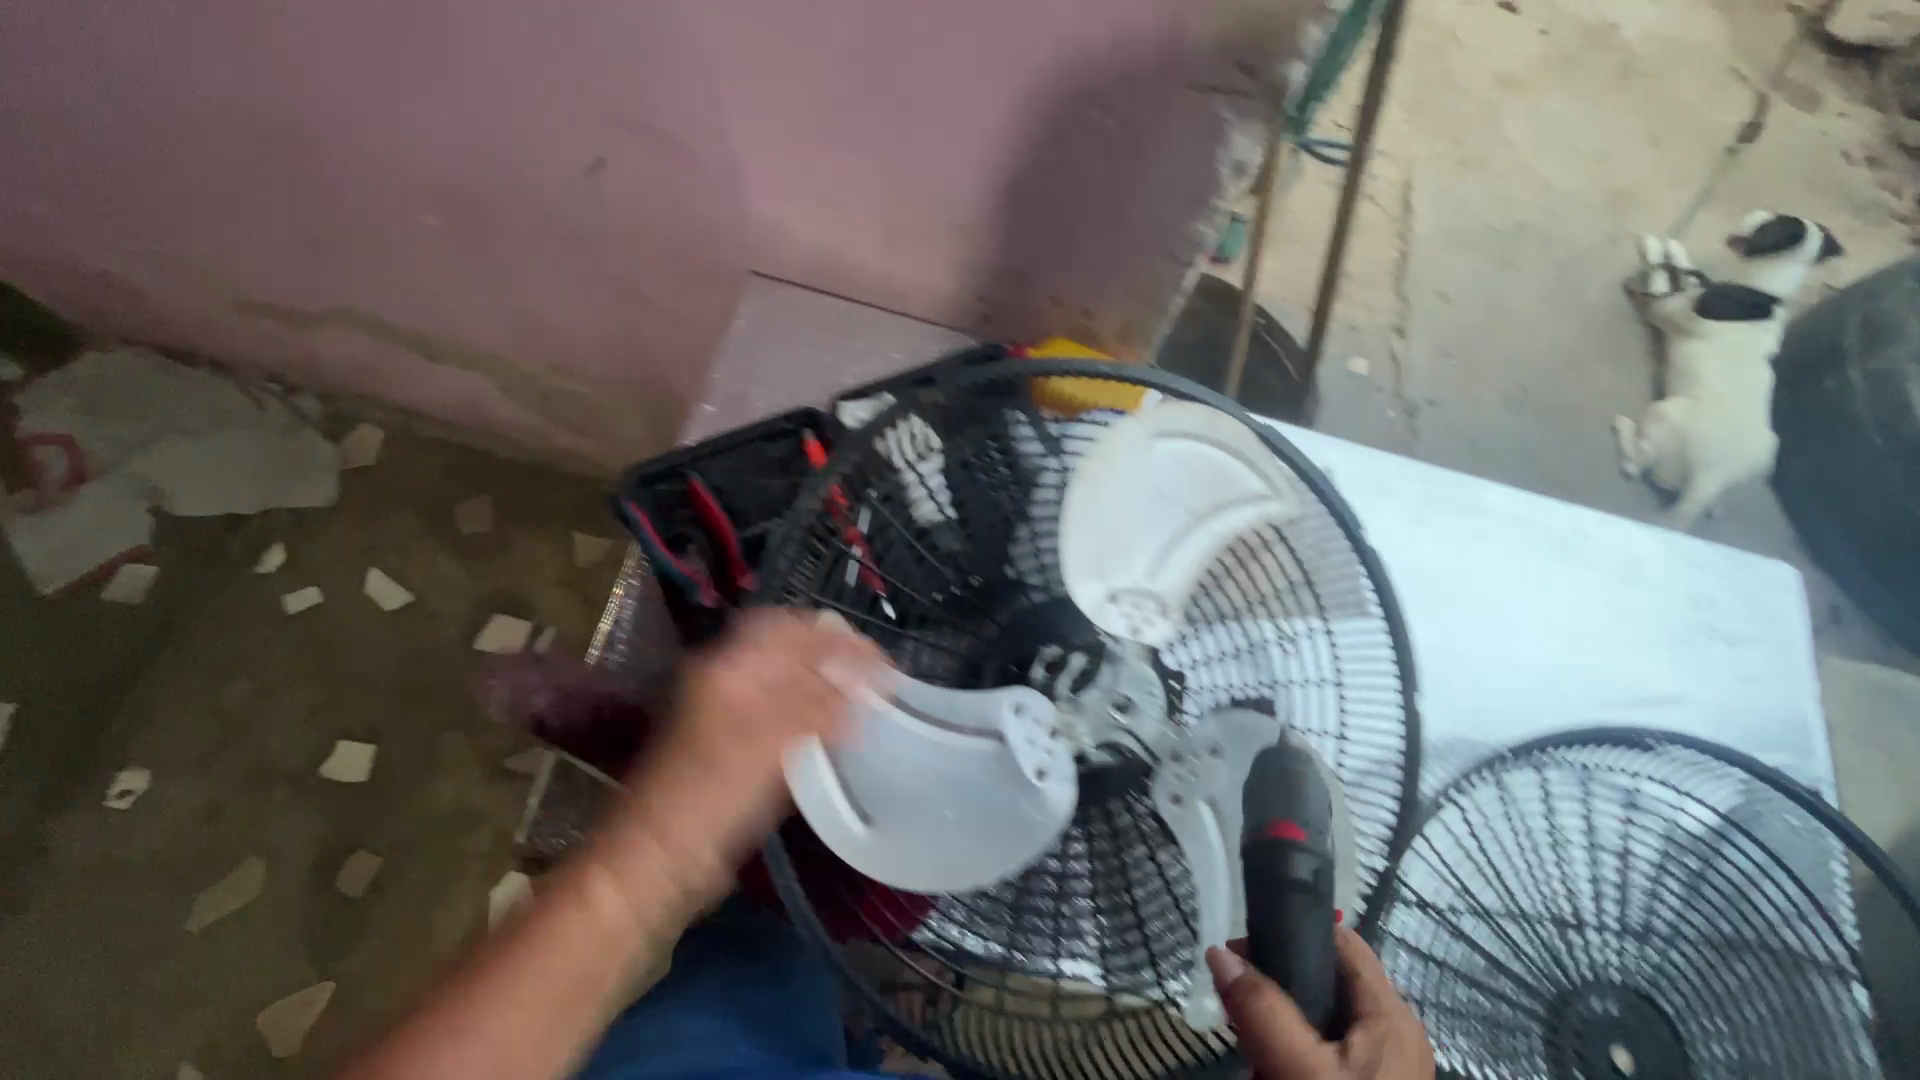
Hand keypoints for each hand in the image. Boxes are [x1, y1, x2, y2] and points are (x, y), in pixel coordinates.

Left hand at [602, 610, 887, 900]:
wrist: (660, 859)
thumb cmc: (710, 797)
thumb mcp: (767, 744)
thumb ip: (818, 706)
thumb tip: (865, 678)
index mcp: (727, 671)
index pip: (786, 629)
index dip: (832, 635)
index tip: (875, 654)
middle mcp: (728, 685)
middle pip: (788, 654)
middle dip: (835, 658)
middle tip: (878, 675)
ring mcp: (730, 717)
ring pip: (788, 685)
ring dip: (828, 685)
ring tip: (868, 698)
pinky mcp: (738, 750)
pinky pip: (785, 717)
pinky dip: (816, 715)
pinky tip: (841, 728)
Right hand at [1207, 927, 1433, 1079]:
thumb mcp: (1298, 1070)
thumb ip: (1260, 1009)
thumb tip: (1217, 953)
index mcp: (1391, 1017)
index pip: (1342, 940)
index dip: (1290, 932)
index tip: (1240, 954)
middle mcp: (1393, 1035)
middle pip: (1325, 981)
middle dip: (1275, 990)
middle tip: (1235, 1011)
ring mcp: (1381, 1070)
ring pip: (1317, 1021)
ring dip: (1276, 1029)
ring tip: (1250, 1055)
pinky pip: (1321, 1056)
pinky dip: (1288, 1058)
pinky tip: (1267, 1076)